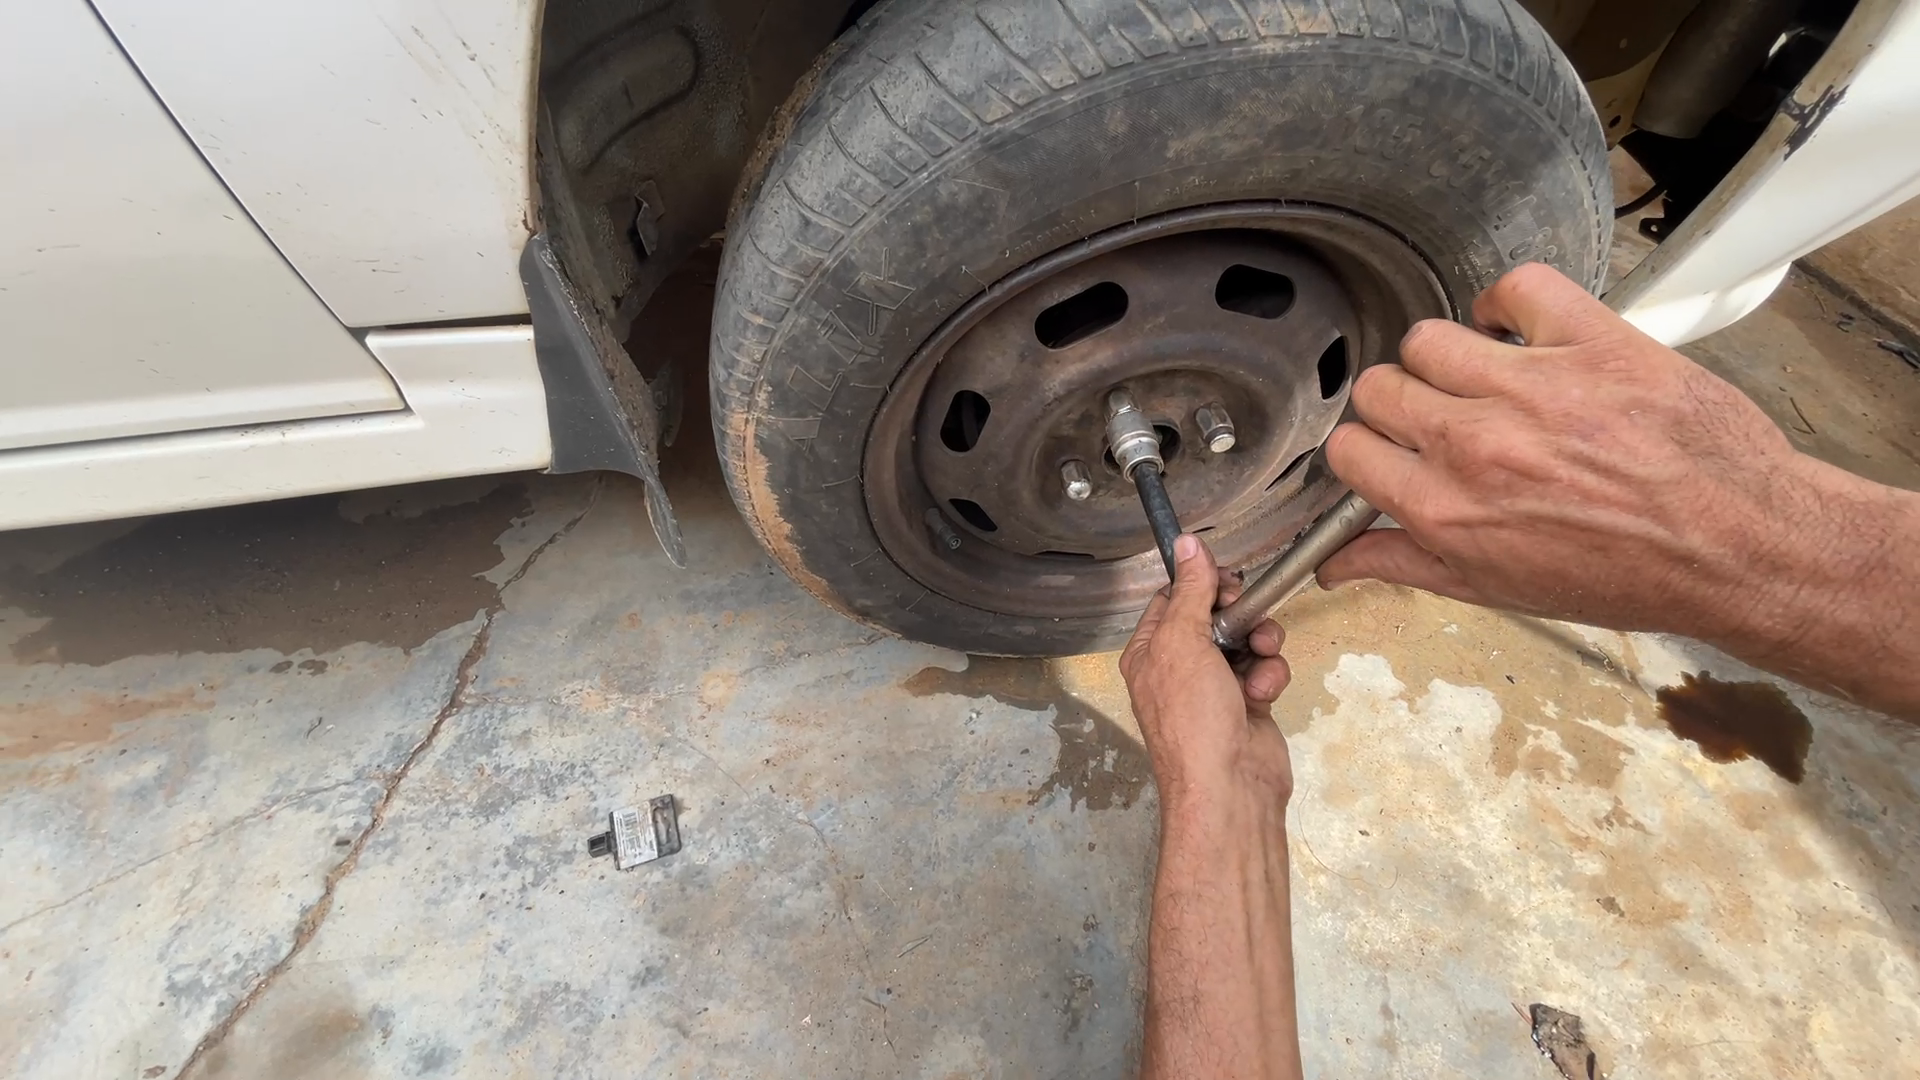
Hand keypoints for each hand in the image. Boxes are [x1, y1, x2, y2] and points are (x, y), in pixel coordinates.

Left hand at [1119, 533, 1292, 812]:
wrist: (1229, 788)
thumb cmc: (1193, 716)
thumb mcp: (1184, 642)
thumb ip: (1191, 591)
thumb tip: (1186, 544)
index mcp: (1149, 651)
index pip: (1171, 599)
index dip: (1199, 584)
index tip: (1227, 577)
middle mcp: (1177, 666)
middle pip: (1213, 616)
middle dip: (1238, 613)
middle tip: (1248, 613)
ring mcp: (1213, 686)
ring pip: (1245, 641)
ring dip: (1260, 644)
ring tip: (1262, 656)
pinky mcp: (1246, 703)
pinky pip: (1263, 671)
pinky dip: (1269, 677)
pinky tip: (1263, 693)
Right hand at [1319, 262, 1827, 647]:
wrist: (1739, 547)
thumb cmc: (1614, 574)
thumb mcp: (1486, 586)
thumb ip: (1396, 562)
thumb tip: (1329, 564)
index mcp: (1440, 506)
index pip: (1346, 448)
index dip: (1363, 450)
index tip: (1388, 453)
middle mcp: (1472, 445)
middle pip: (1377, 389)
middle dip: (1397, 405)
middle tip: (1436, 419)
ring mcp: (1531, 389)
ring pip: (1426, 339)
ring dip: (1442, 359)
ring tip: (1478, 378)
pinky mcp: (1592, 345)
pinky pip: (1516, 288)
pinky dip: (1505, 302)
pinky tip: (1516, 331)